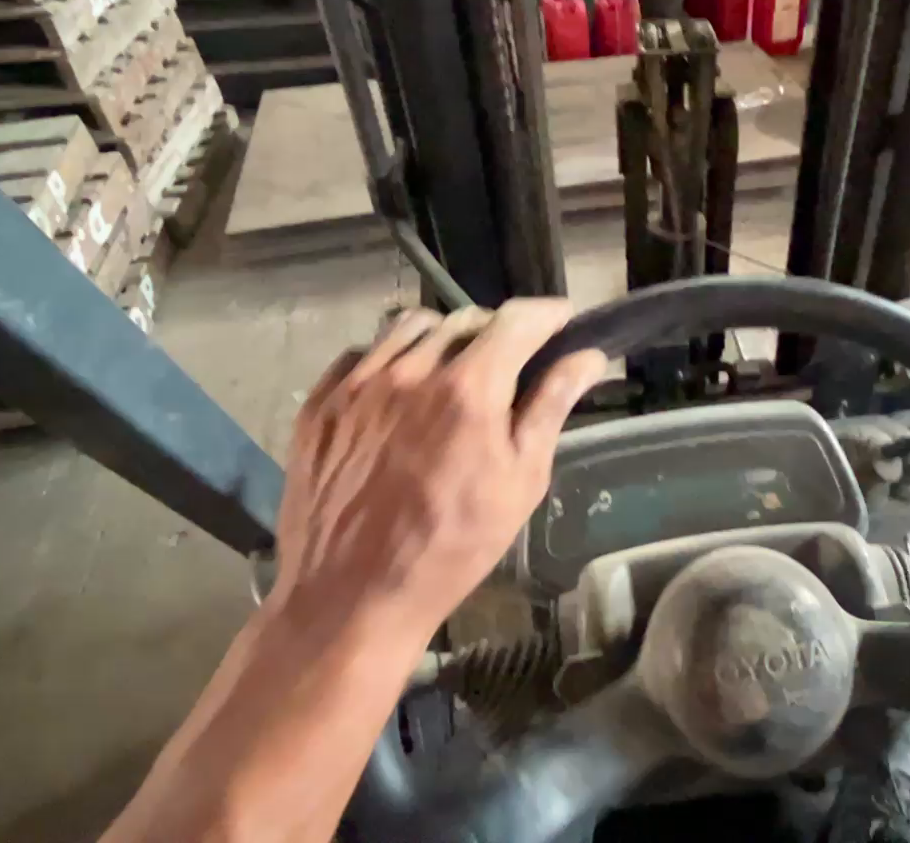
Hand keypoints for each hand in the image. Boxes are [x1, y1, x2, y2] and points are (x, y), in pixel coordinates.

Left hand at [270, 299, 606, 639]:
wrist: (351, 596)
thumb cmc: (453, 545)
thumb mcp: (521, 480)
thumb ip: (551, 406)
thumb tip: (587, 356)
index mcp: (469, 389)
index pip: (518, 319)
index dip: (549, 313)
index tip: (562, 321)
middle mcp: (412, 370)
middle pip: (467, 318)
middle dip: (499, 331)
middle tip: (510, 364)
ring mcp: (358, 382)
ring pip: (412, 325)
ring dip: (445, 337)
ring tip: (454, 372)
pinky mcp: (321, 401)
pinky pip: (364, 351)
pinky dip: (392, 357)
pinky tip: (401, 392)